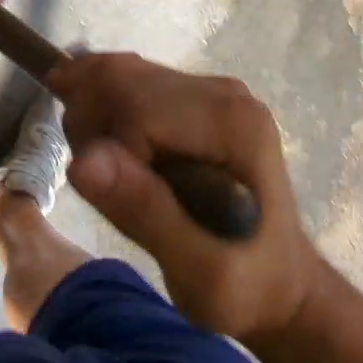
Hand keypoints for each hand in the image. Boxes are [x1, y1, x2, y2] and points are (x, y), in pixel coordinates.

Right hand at [47, 52, 317, 339]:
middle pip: (124, 78)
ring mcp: (212, 89)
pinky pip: (132, 83)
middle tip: (93, 183)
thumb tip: (82, 163)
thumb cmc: (244, 288)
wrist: (280, 283)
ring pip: (122, 74)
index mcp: (232, 125)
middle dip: (90, 123)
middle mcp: (224, 93)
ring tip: (105, 172)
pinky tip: (110, 150)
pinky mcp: (199, 95)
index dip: (102, 149)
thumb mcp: (199, 273)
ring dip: (93, 115)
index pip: (135, 109)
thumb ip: (145, 213)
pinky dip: (106, 109)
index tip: (102, 198)